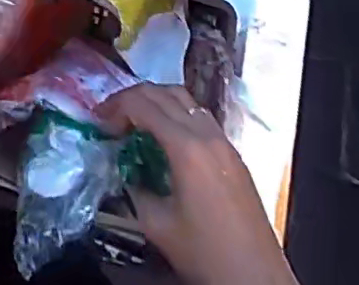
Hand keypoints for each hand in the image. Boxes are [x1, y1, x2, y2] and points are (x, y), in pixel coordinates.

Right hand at [98, 84, 297, 284]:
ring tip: (135, 119)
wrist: (259, 282)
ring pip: (184, 98)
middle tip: (111, 116)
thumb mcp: (157, 225)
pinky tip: (165, 136)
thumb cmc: (206, 255)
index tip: (98, 121)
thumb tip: (122, 167)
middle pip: (162, 92)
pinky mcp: (233, 154)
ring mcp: (223, 141)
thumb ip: (134, 187)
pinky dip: (175, 112)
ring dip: (155, 100)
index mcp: (186, 147)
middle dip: (131, 98)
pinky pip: (199, 115)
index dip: (115, 107)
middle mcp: (206, 134)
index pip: (142, 105)